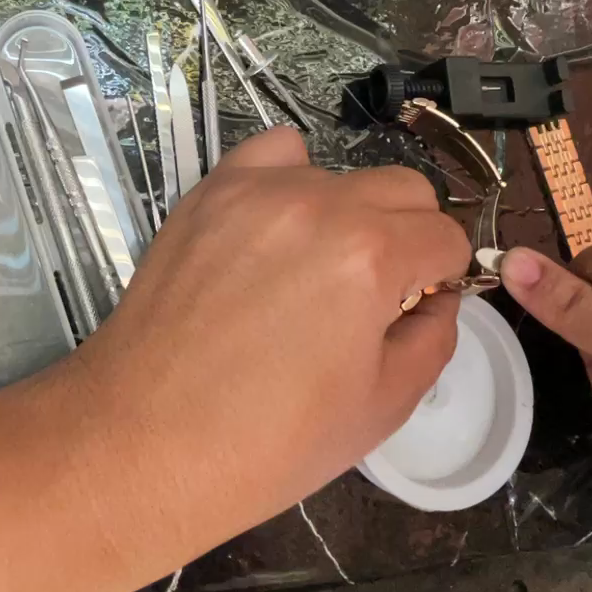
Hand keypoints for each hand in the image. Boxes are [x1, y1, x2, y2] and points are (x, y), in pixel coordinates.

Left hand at [54, 127, 469, 533]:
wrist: (146, 438)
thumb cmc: (270, 440)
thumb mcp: (382, 407)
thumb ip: (434, 337)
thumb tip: (437, 295)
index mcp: (372, 255)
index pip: (445, 235)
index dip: (443, 275)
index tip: (416, 304)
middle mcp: (320, 204)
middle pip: (404, 189)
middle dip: (409, 235)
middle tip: (375, 289)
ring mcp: (259, 189)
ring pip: (341, 174)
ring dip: (348, 214)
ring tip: (311, 267)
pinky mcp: (212, 190)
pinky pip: (274, 152)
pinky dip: (291, 177)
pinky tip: (276, 223)